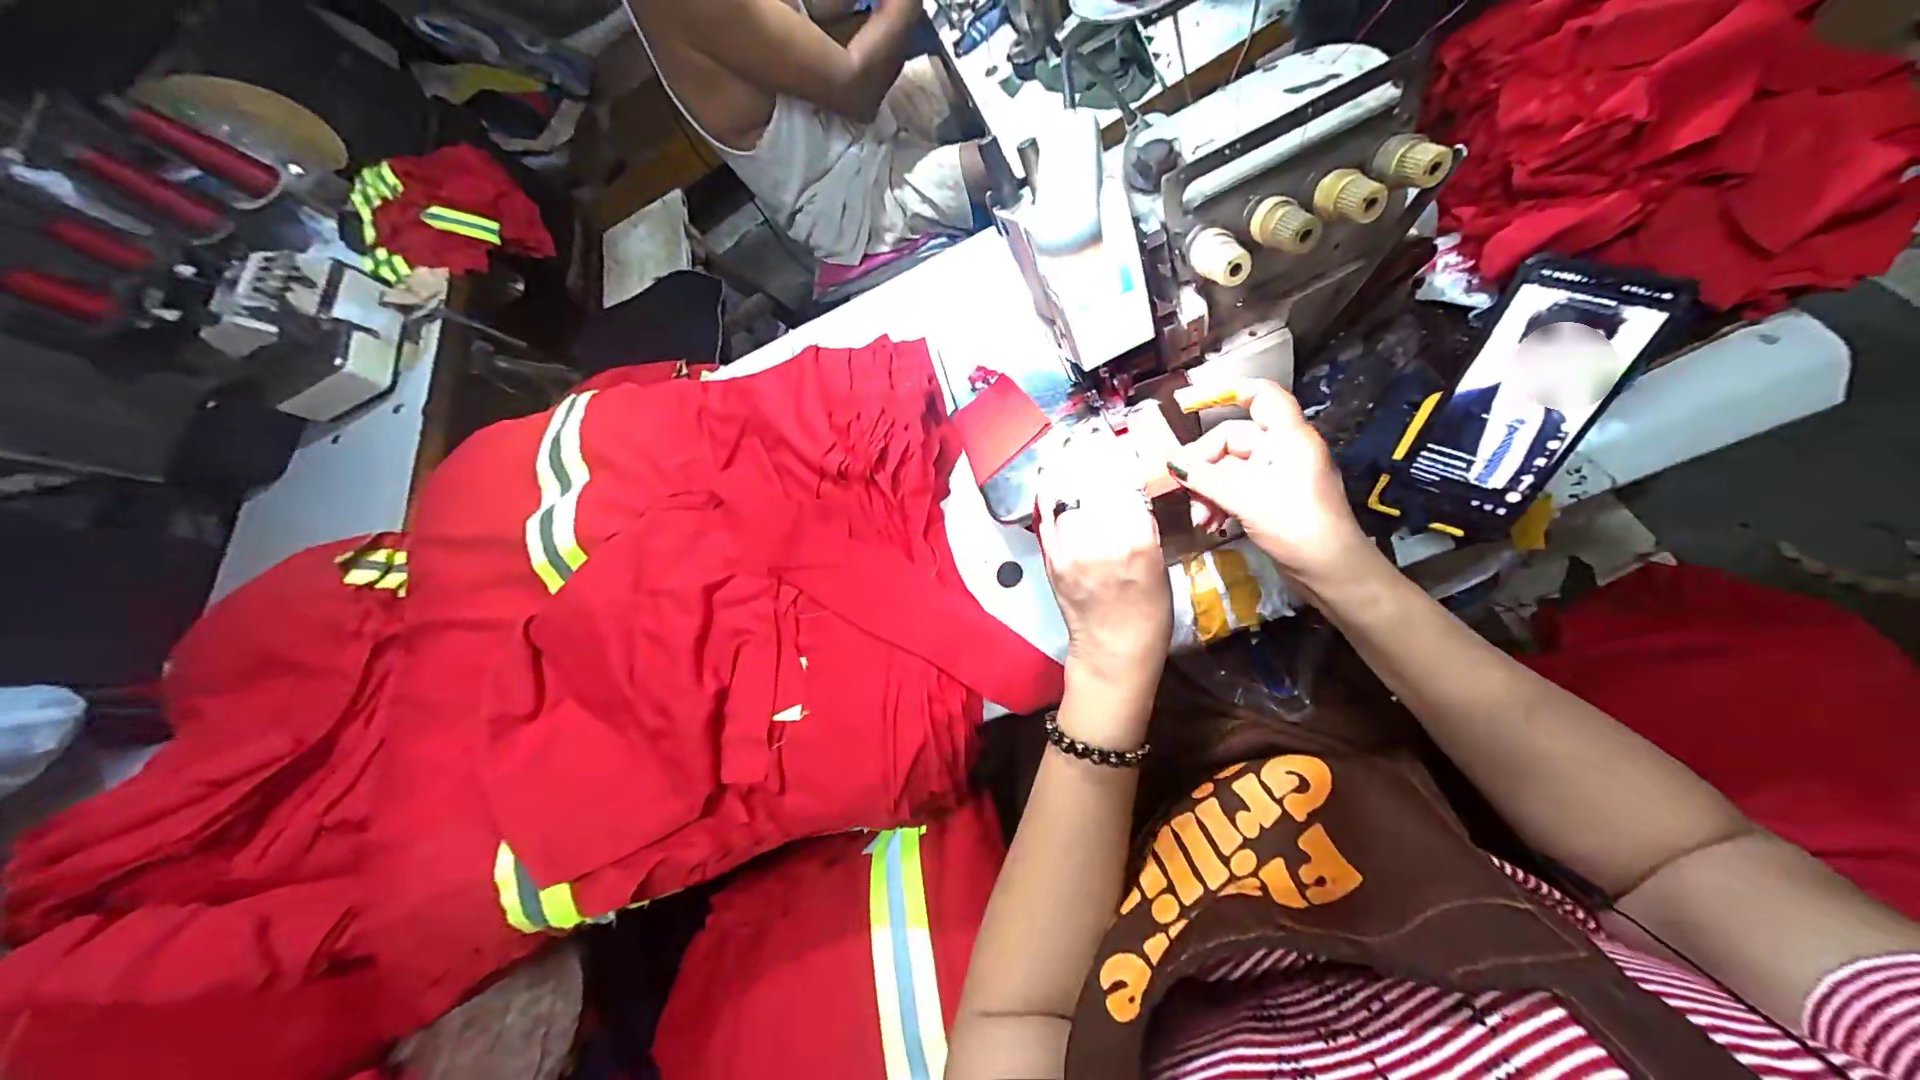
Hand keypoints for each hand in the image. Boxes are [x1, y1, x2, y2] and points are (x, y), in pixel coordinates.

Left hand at [1036, 431, 1172, 693]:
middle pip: (1094, 484)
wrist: (1113, 652)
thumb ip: (1141, 525)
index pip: (1126, 485)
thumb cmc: (1148, 614)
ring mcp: (1070, 550)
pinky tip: (1051, 474)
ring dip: (1069, 468)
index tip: (1118, 444)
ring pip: (1068, 495)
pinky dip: (1048, 492)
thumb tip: (1127, 488)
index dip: (1120, 460)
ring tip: (1072, 448)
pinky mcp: (1052, 559)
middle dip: (1093, 457)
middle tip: (1093, 437)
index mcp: (1137, 542)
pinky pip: (1047, 516)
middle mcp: (1101, 541)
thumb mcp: (1159, 563)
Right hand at [1169, 379, 1382, 599]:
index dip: (1225, 392)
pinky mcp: (1273, 499)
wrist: (1330, 570)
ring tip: (1199, 516)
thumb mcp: (1244, 497)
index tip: (1189, 403)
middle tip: (1185, 489)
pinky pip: (1237, 489)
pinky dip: (1220, 502)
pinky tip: (1210, 523)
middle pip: (1233, 439)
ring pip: (1230, 469)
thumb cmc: (1295, 524)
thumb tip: (1173, 463)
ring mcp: (1278, 475)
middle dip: (1204, 465)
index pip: (1259, 395)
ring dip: (1208, 490)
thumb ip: (1205, 477)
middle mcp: (1283, 449)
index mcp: (1287, 436)